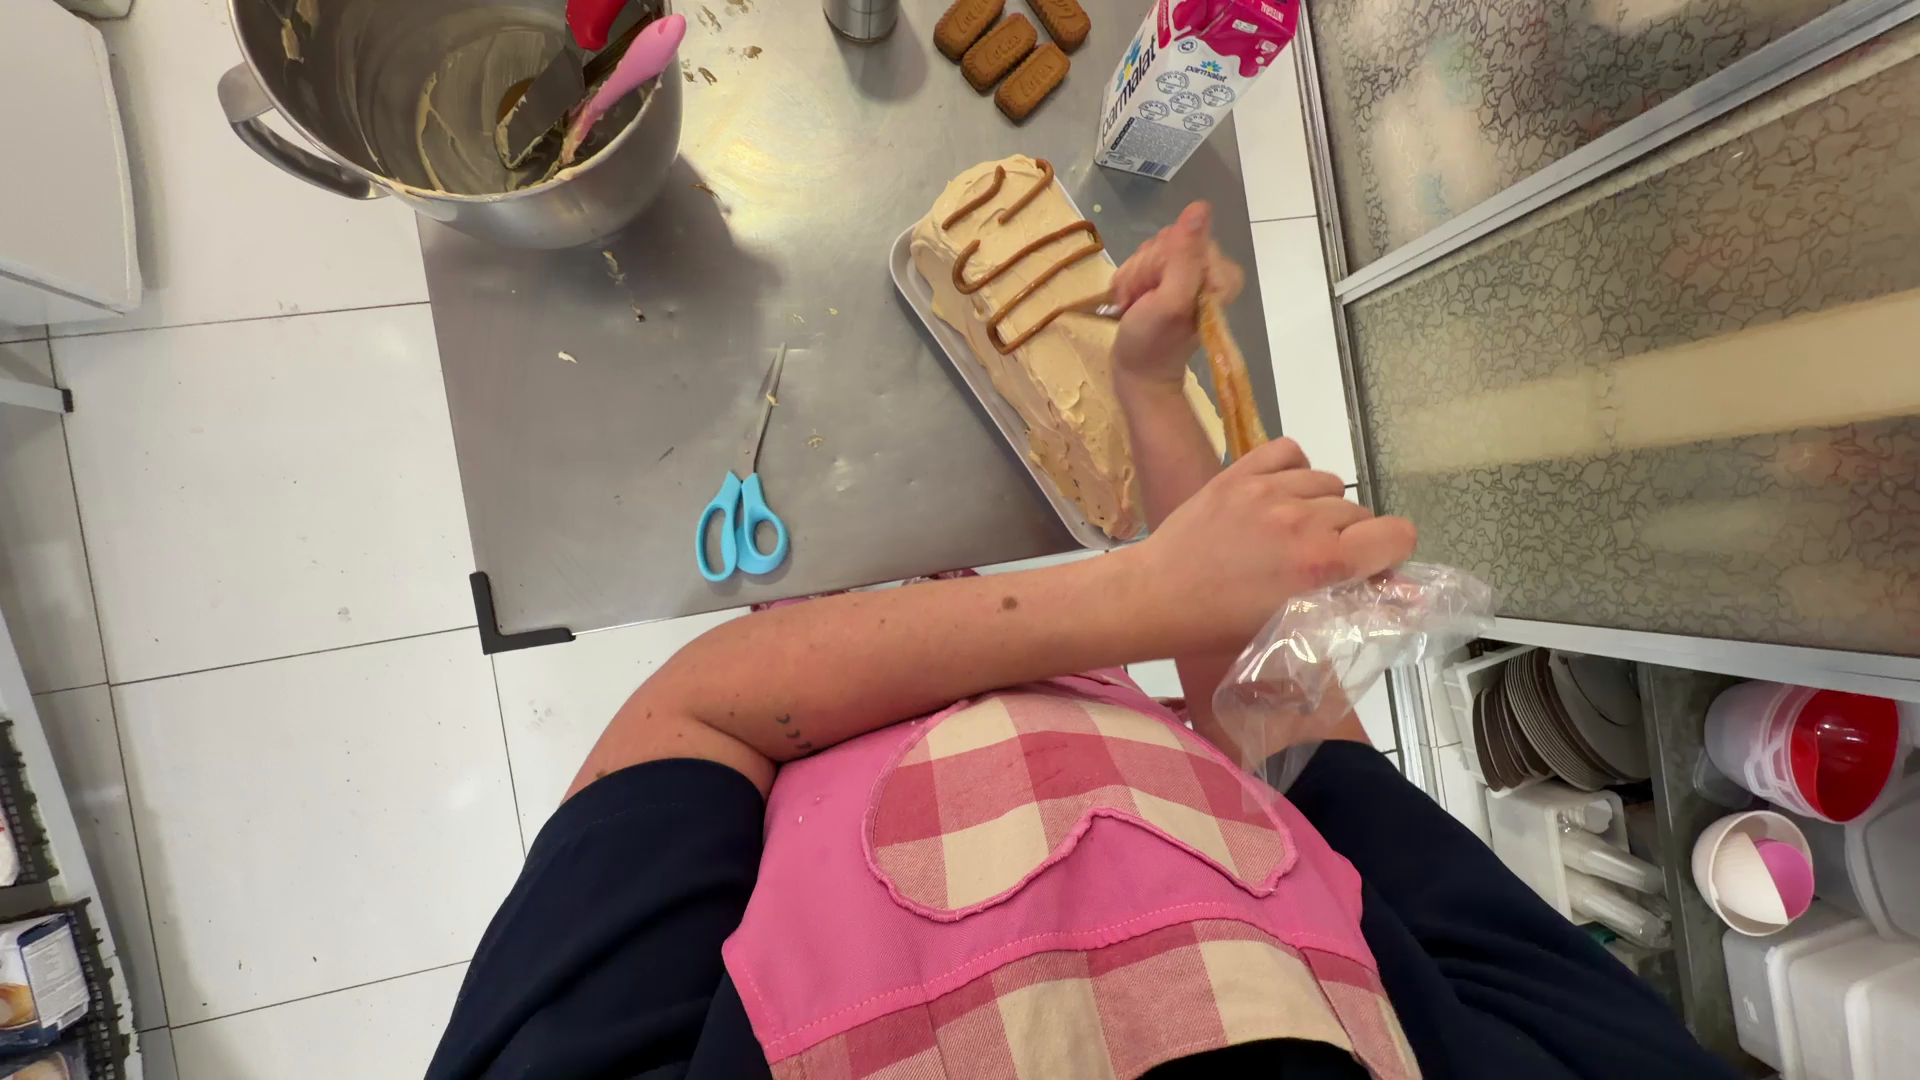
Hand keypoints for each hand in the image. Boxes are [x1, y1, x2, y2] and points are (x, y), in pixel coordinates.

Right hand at [1109, 201, 1244, 388]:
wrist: (1138, 375)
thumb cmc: (1151, 344)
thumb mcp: (1169, 300)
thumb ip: (1184, 256)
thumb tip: (1199, 208)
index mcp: (1220, 274)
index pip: (1184, 237)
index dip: (1160, 261)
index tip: (1153, 292)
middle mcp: (1209, 270)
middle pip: (1167, 241)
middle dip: (1145, 270)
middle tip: (1142, 301)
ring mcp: (1188, 275)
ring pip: (1152, 250)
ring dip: (1135, 277)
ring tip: (1136, 305)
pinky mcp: (1170, 280)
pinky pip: (1144, 260)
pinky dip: (1131, 280)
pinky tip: (1132, 301)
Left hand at [1121, 438, 1417, 652]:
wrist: (1156, 595)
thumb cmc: (1219, 624)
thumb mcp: (1292, 626)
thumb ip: (1350, 603)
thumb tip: (1406, 592)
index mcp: (1322, 564)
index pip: (1397, 534)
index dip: (1387, 552)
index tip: (1364, 565)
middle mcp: (1302, 520)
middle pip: (1359, 511)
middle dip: (1345, 535)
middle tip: (1310, 559)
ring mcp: (1267, 491)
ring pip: (1326, 481)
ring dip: (1317, 504)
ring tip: (1287, 528)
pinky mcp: (1237, 475)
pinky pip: (1288, 450)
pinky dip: (1292, 467)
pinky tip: (1278, 492)